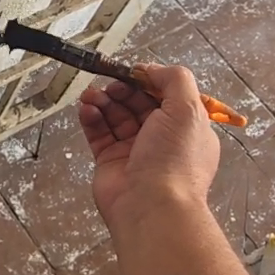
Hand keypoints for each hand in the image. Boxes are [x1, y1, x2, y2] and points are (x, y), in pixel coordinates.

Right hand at [78, 64, 219, 220]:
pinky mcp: (109, 161)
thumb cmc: (174, 158)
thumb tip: (150, 68)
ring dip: (102, 101)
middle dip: (121, 90)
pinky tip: (86, 109)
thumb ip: (174, 79)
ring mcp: (134, 151)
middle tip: (108, 84)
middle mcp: (161, 139)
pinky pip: (98, 133)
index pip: (165, 96)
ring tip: (90, 96)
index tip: (130, 72)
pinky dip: (91, 118)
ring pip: (115, 117)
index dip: (147, 81)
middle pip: (137, 104)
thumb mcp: (188, 109)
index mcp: (186, 128)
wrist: (150, 206)